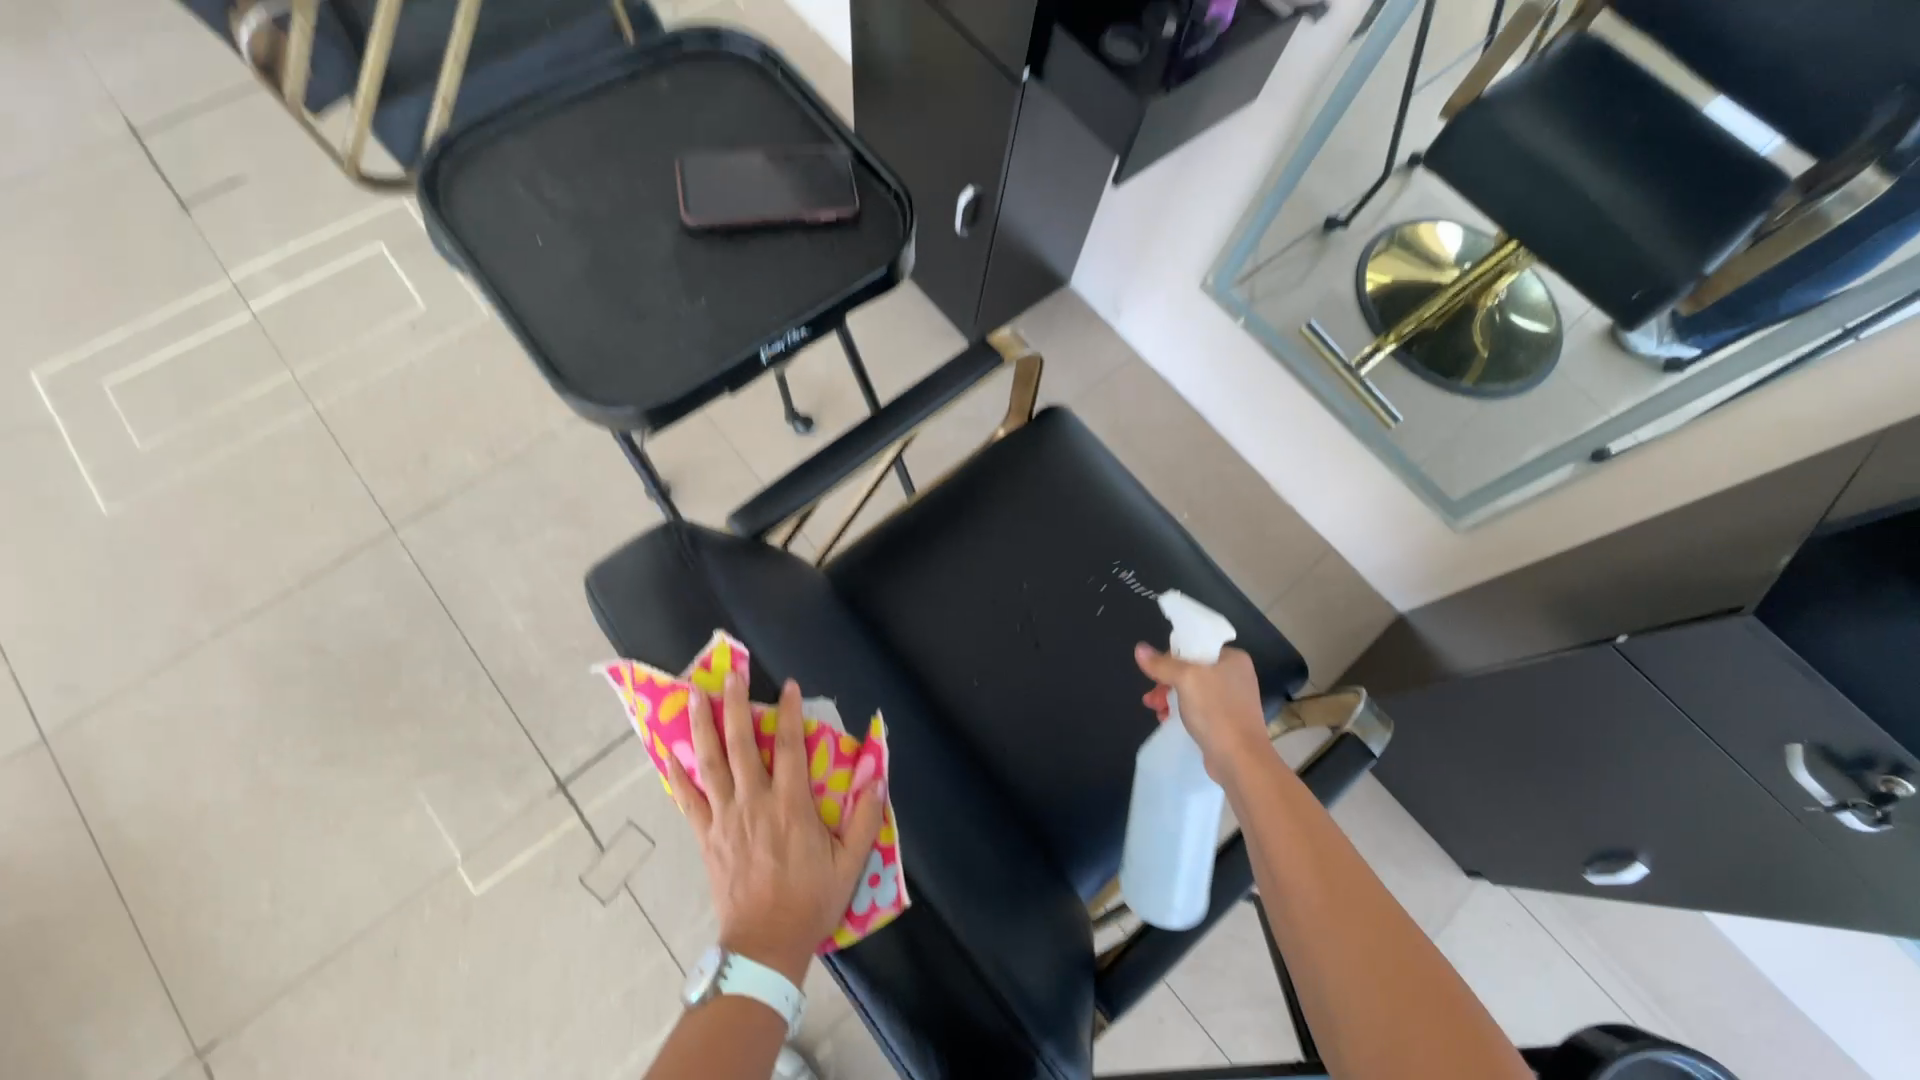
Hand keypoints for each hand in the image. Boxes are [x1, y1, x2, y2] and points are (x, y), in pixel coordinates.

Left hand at [667, 673, 887, 985]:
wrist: (765, 944)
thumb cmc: (811, 901)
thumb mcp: (850, 863)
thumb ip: (864, 817)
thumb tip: (876, 775)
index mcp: (791, 805)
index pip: (789, 747)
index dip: (790, 713)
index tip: (789, 686)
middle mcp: (754, 802)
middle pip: (741, 743)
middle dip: (736, 704)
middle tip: (733, 674)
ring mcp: (725, 818)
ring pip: (710, 763)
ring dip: (702, 726)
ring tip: (695, 695)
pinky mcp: (706, 836)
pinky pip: (688, 799)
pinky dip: (678, 775)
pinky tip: (670, 753)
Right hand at [1135, 644, 1270, 781]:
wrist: (1240, 759)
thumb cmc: (1215, 711)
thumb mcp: (1185, 680)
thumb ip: (1162, 664)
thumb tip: (1140, 649)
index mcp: (1233, 659)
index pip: (1195, 647)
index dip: (1171, 657)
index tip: (1156, 673)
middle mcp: (1235, 676)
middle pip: (1191, 670)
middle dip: (1167, 682)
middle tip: (1153, 697)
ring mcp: (1232, 700)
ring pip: (1192, 691)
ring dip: (1170, 698)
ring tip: (1156, 710)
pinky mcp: (1226, 721)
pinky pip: (1198, 709)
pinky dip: (1181, 712)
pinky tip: (1168, 720)